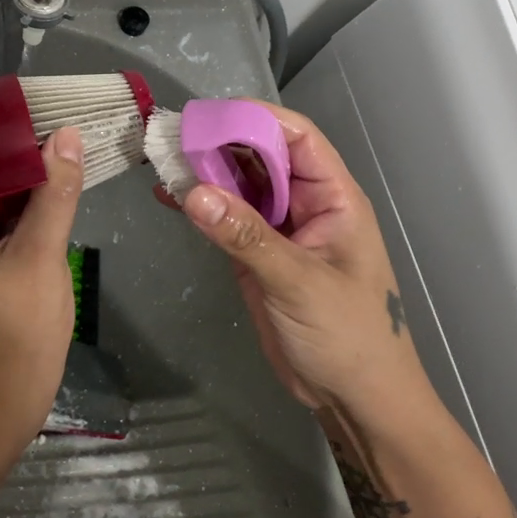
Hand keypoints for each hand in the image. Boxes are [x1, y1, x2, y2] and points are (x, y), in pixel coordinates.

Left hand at [0, 127, 84, 434]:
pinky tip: (49, 197)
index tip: (56, 131)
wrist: (11, 388)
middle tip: (63, 150)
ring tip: (62, 168)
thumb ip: (54, 194)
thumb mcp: (41, 254)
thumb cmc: (22, 326)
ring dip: (21, 181)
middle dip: (19, 162)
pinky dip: (17, 202)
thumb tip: (68, 136)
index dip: (15, 145)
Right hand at [177, 103, 426, 413]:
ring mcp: (278, 228)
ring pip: (238, 183)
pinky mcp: (255, 253)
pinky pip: (225, 216)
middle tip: (170, 137)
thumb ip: (247, 236)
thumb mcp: (299, 283)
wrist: (355, 400)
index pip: (295, 138)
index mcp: (333, 198)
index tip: (207, 117)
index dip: (254, 119)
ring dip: (203, 171)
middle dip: (219, 142)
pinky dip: (198, 204)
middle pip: (260, 155)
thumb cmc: (348, 336)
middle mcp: (304, 204)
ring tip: (161, 159)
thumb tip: (193, 192)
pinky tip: (167, 196)